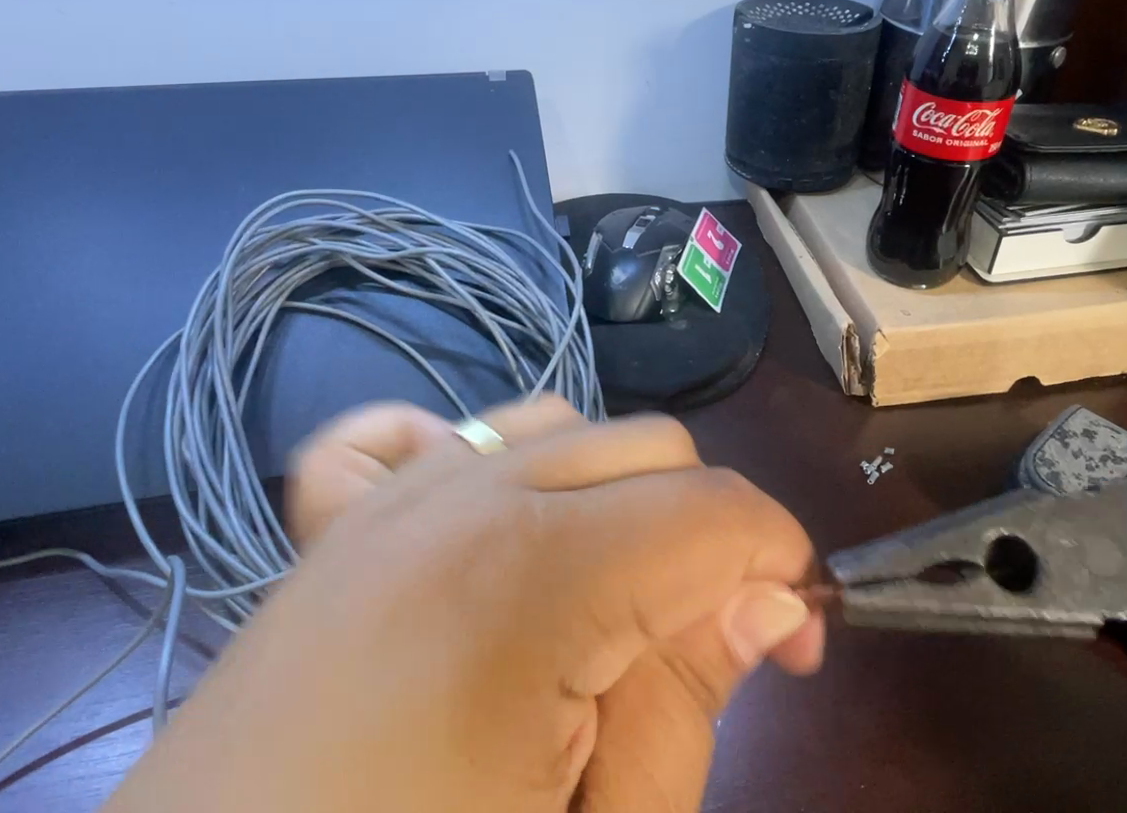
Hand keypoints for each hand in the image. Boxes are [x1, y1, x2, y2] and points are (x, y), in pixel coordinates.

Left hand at [106, 397, 824, 812]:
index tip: (795, 647)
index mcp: (532, 574)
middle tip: (703, 641)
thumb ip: (687, 699)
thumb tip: (768, 599)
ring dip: (610, 493)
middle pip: (648, 447)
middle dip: (707, 529)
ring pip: (557, 427)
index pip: (716, 510)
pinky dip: (469, 457)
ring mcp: (385, 500)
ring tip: (604, 598)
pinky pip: (409, 436)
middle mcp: (460, 498)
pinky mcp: (330, 528)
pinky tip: (483, 528)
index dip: (782, 566)